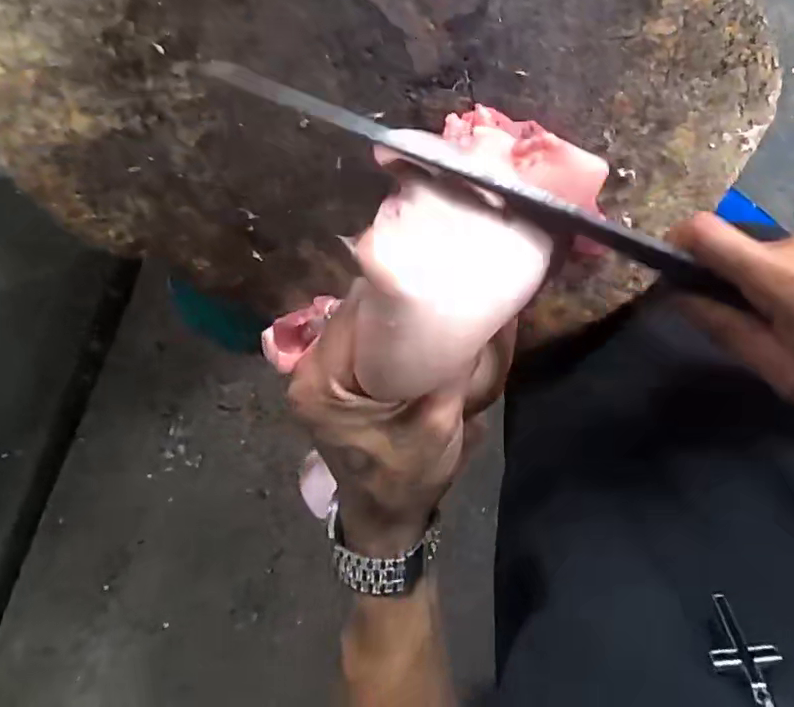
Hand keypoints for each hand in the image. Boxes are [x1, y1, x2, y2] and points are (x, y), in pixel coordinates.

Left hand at [284, 278, 514, 554]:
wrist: (385, 518)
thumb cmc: (405, 478)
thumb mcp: (437, 424)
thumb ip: (452, 369)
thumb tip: (484, 318)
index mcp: (320, 379)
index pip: (354, 311)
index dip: (394, 292)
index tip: (432, 276)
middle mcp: (309, 368)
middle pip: (354, 311)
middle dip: (396, 299)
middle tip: (438, 284)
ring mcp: (319, 372)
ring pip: (359, 321)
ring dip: (392, 313)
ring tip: (431, 299)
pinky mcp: (334, 377)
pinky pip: (362, 338)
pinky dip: (388, 331)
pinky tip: (416, 326)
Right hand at [668, 215, 793, 431]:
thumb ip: (729, 333)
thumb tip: (682, 299)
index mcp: (778, 273)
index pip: (700, 230)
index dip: (675, 246)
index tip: (677, 277)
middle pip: (741, 251)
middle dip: (740, 287)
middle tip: (772, 337)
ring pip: (780, 259)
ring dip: (782, 291)